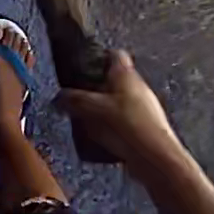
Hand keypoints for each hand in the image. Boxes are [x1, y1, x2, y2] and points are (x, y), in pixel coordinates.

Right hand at [56, 50, 189, 179]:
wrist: (156, 160)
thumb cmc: (125, 124)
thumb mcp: (90, 109)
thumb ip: (72, 100)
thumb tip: (57, 97)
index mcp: (126, 74)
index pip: (115, 54)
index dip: (100, 56)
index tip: (84, 64)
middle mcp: (139, 86)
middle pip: (116, 78)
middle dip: (97, 86)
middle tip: (79, 94)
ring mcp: (146, 108)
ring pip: (121, 100)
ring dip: (105, 107)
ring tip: (86, 117)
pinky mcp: (148, 128)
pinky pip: (127, 120)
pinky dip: (114, 124)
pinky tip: (101, 136)